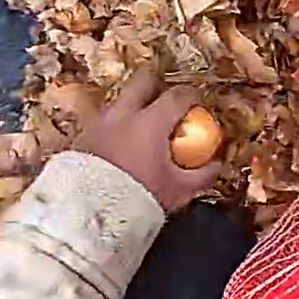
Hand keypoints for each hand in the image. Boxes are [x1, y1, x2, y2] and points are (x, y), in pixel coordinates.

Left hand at [72, 68, 223, 211]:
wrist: (86, 217)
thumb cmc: (136, 199)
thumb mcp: (177, 189)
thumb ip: (201, 175)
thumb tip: (216, 164)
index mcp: (150, 122)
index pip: (178, 94)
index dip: (194, 95)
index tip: (199, 105)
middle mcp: (122, 114)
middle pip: (144, 81)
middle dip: (160, 87)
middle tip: (169, 105)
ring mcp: (99, 122)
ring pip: (122, 99)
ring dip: (136, 106)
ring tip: (145, 128)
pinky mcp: (81, 136)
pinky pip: (105, 120)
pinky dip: (118, 125)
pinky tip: (124, 145)